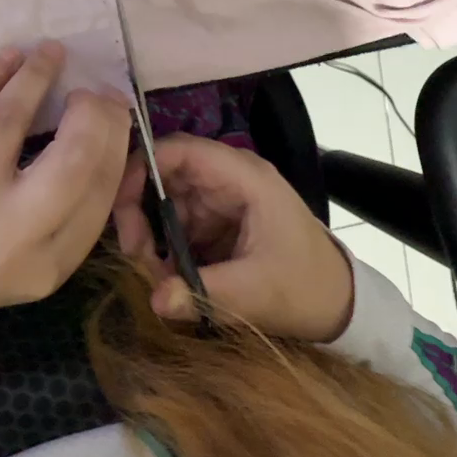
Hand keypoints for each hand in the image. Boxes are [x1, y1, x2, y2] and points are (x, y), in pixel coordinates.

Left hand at [0, 41, 132, 311]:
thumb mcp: (25, 258)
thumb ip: (67, 209)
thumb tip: (108, 135)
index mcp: (40, 268)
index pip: (98, 192)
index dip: (115, 141)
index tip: (115, 109)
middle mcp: (4, 238)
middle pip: (71, 160)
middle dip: (91, 113)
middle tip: (92, 89)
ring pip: (11, 118)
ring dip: (36, 76)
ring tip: (49, 54)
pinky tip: (8, 58)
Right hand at [113, 134, 354, 341]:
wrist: (341, 306)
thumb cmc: (306, 287)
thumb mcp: (257, 293)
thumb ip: (204, 293)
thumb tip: (156, 299)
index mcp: (242, 177)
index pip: (181, 150)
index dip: (142, 167)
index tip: (116, 203)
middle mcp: (227, 179)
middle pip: (166, 173)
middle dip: (140, 208)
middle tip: (132, 252)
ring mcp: (220, 200)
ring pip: (165, 201)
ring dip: (149, 232)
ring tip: (147, 271)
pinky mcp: (215, 222)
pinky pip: (175, 224)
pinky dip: (162, 247)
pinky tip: (162, 275)